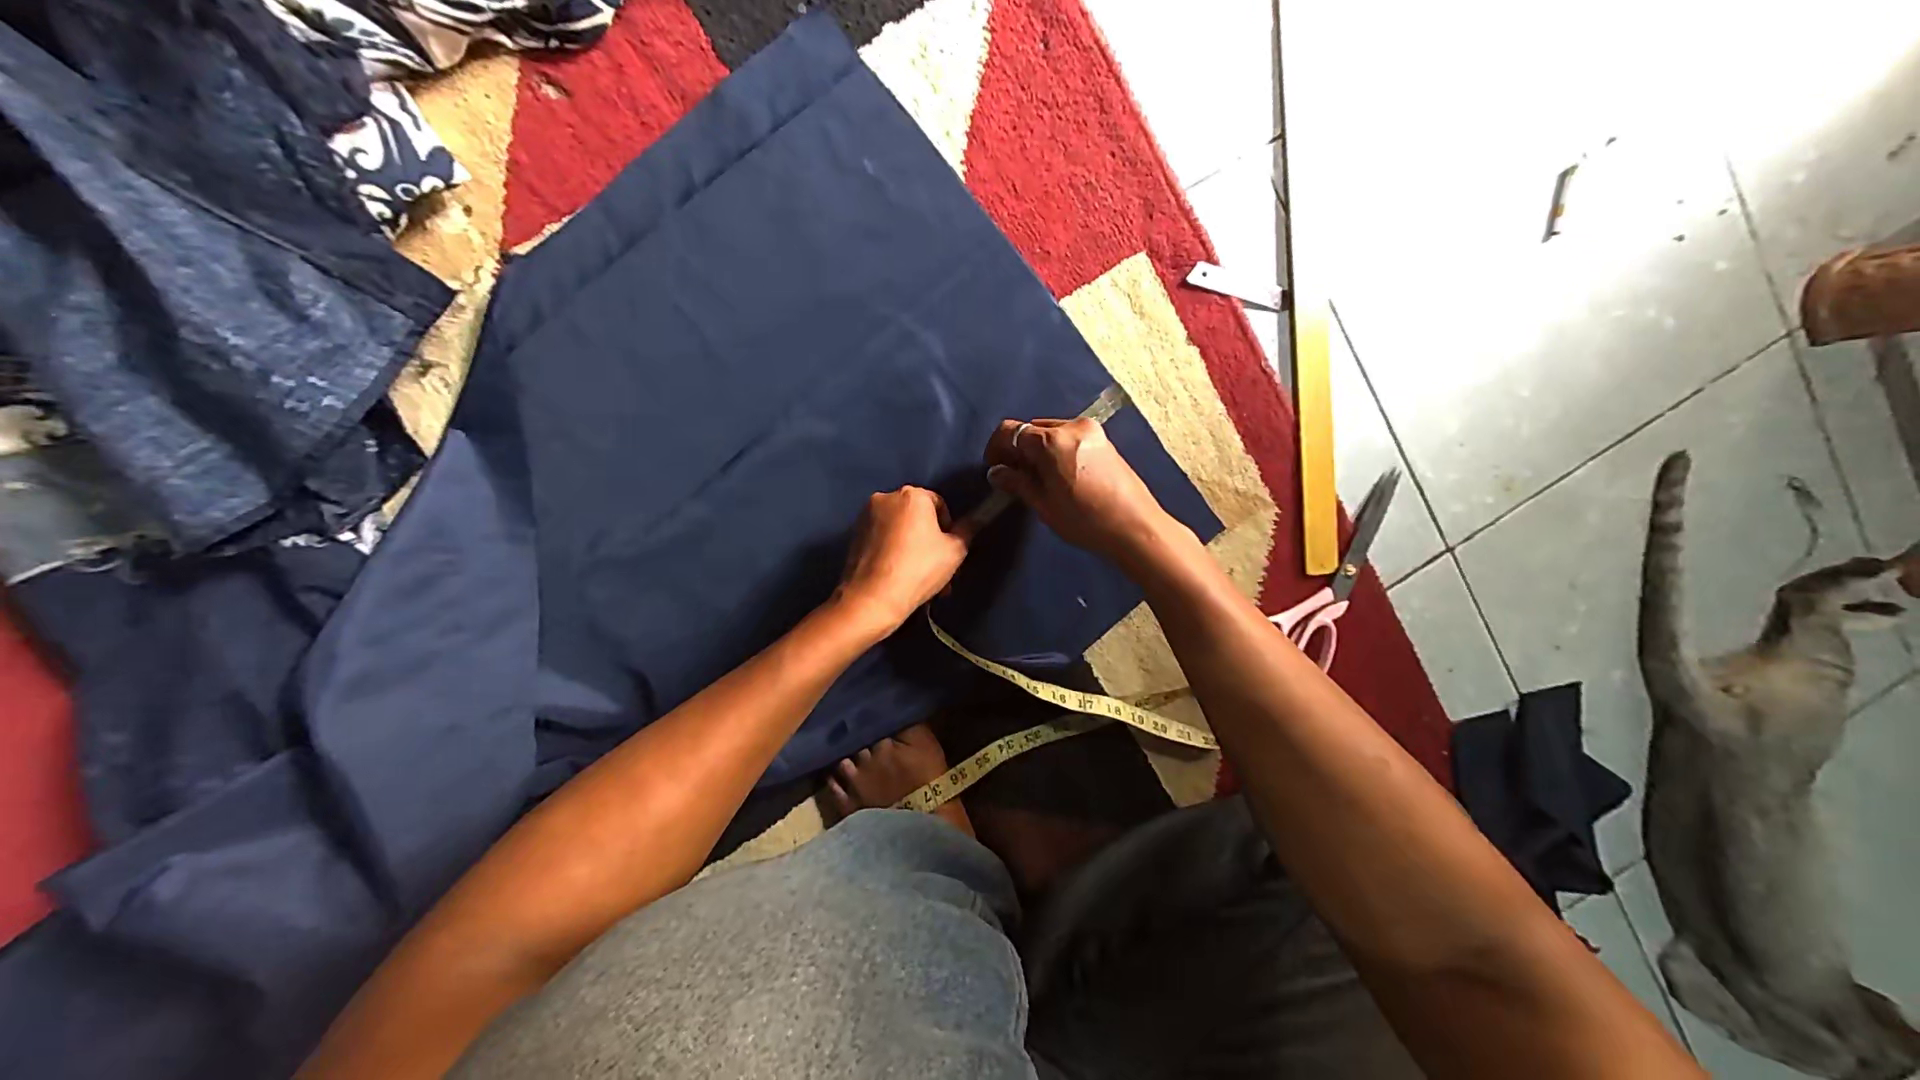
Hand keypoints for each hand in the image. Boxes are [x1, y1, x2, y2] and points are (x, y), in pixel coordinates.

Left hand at [835, 486, 973, 635]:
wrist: (873, 598)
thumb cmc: (919, 569)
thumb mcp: (955, 551)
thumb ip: (967, 530)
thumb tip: (975, 520)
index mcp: (912, 495)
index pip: (939, 503)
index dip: (948, 527)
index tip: (949, 550)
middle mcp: (885, 497)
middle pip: (916, 516)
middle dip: (929, 539)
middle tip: (937, 567)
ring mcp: (865, 516)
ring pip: (899, 529)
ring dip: (912, 547)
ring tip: (919, 577)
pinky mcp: (853, 535)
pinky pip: (882, 538)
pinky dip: (893, 551)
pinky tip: (899, 575)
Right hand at [984, 417, 1181, 564]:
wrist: (1135, 527)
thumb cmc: (1087, 520)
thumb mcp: (1044, 504)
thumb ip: (1017, 483)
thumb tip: (997, 472)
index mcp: (1052, 441)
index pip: (1011, 430)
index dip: (996, 448)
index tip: (994, 467)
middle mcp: (1072, 427)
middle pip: (1032, 429)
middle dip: (1018, 449)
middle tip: (1013, 476)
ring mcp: (1091, 432)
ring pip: (1050, 432)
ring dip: (1038, 450)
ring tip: (1037, 480)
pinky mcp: (1104, 441)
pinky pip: (1069, 438)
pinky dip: (1056, 451)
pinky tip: (1059, 476)